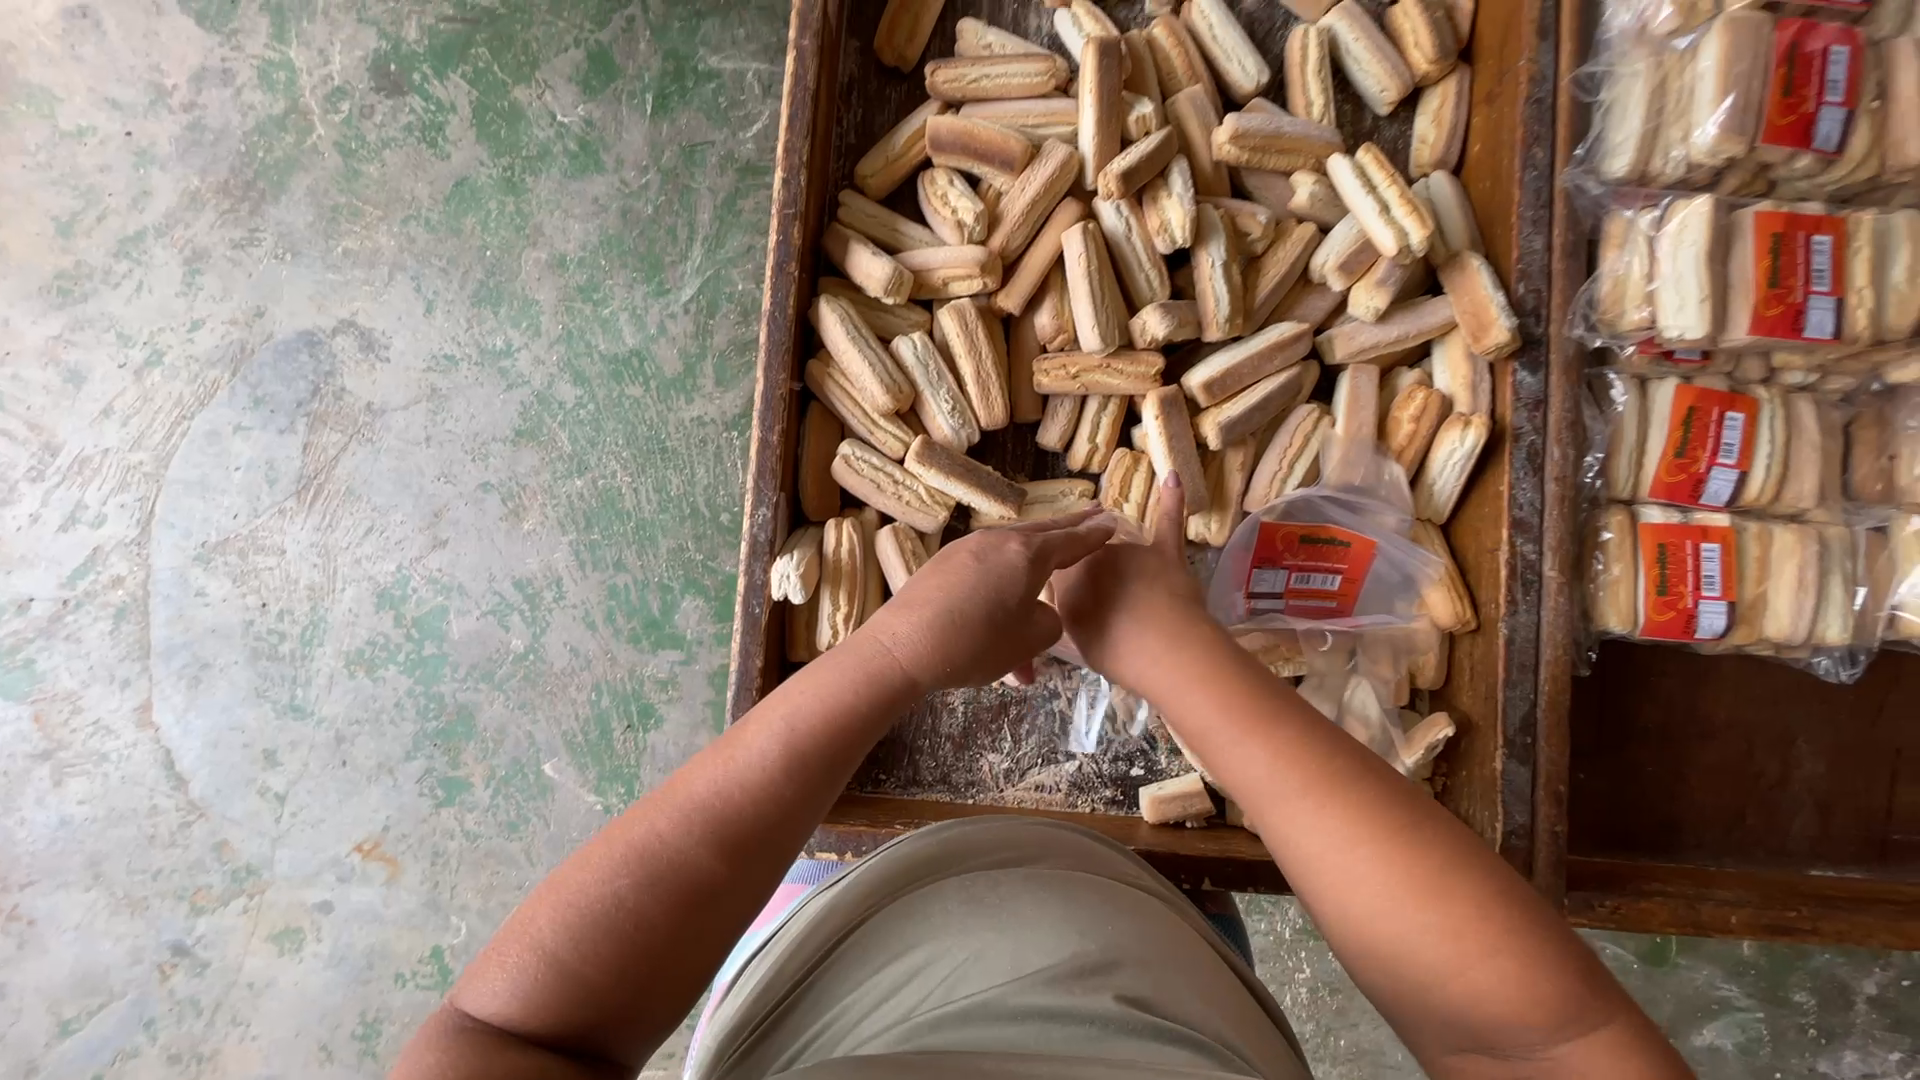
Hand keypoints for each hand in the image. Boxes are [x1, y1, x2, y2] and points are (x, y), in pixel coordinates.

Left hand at [854, 510, 1116, 693]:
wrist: (904, 647)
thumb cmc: (977, 642)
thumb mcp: (1030, 638)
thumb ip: (1049, 620)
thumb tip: (1036, 610)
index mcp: (1028, 553)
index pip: (1072, 540)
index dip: (1095, 534)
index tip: (1112, 522)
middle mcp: (997, 541)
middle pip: (1042, 532)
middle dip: (1070, 526)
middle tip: (1092, 512)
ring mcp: (965, 550)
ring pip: (1010, 558)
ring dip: (1030, 574)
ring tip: (1048, 576)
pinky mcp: (942, 565)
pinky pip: (984, 571)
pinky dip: (1000, 589)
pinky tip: (998, 620)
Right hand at [1048, 473, 1215, 687]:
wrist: (1163, 650)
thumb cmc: (1115, 653)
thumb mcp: (1078, 638)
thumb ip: (1075, 612)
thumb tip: (1081, 602)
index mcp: (1066, 578)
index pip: (1060, 572)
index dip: (1068, 586)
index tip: (1076, 602)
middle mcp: (1094, 556)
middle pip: (1090, 558)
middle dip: (1096, 577)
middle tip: (1107, 607)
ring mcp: (1131, 551)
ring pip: (1123, 553)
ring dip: (1126, 571)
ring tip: (1138, 602)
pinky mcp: (1165, 552)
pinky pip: (1168, 521)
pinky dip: (1172, 500)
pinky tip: (1172, 477)